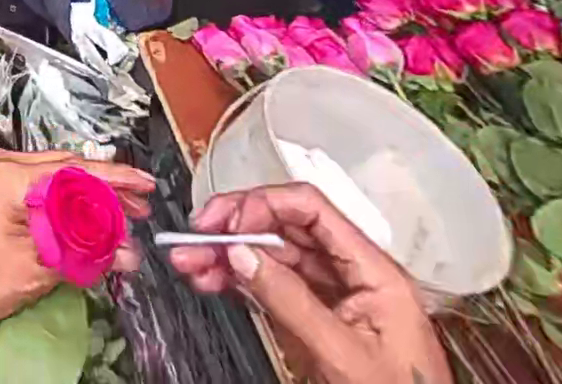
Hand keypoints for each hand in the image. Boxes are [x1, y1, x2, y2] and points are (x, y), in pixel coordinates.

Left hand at [0, 151, 153, 340]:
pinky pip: (49, 186)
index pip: (77, 170)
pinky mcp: (5, 187)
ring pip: (63, 175)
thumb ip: (85, 252)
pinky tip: (92, 215)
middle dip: (110, 187)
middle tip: (141, 205)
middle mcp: (11, 164)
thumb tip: (128, 252)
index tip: (145, 185)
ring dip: (94, 194)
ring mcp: (7, 172)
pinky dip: (73, 200)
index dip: (116, 178)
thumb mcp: (36, 268)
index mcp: (15, 176)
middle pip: (73, 168)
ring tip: (125, 213)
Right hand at [168, 183, 448, 383]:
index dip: (264, 204)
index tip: (226, 221)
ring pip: (272, 256)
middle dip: (237, 226)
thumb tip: (242, 252)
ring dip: (229, 254)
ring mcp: (331, 298)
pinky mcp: (316, 323)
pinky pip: (272, 287)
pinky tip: (212, 279)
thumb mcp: (345, 358)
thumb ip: (292, 302)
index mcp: (372, 269)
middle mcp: (350, 273)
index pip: (311, 208)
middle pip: (286, 226)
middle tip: (196, 232)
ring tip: (189, 260)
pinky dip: (240, 281)